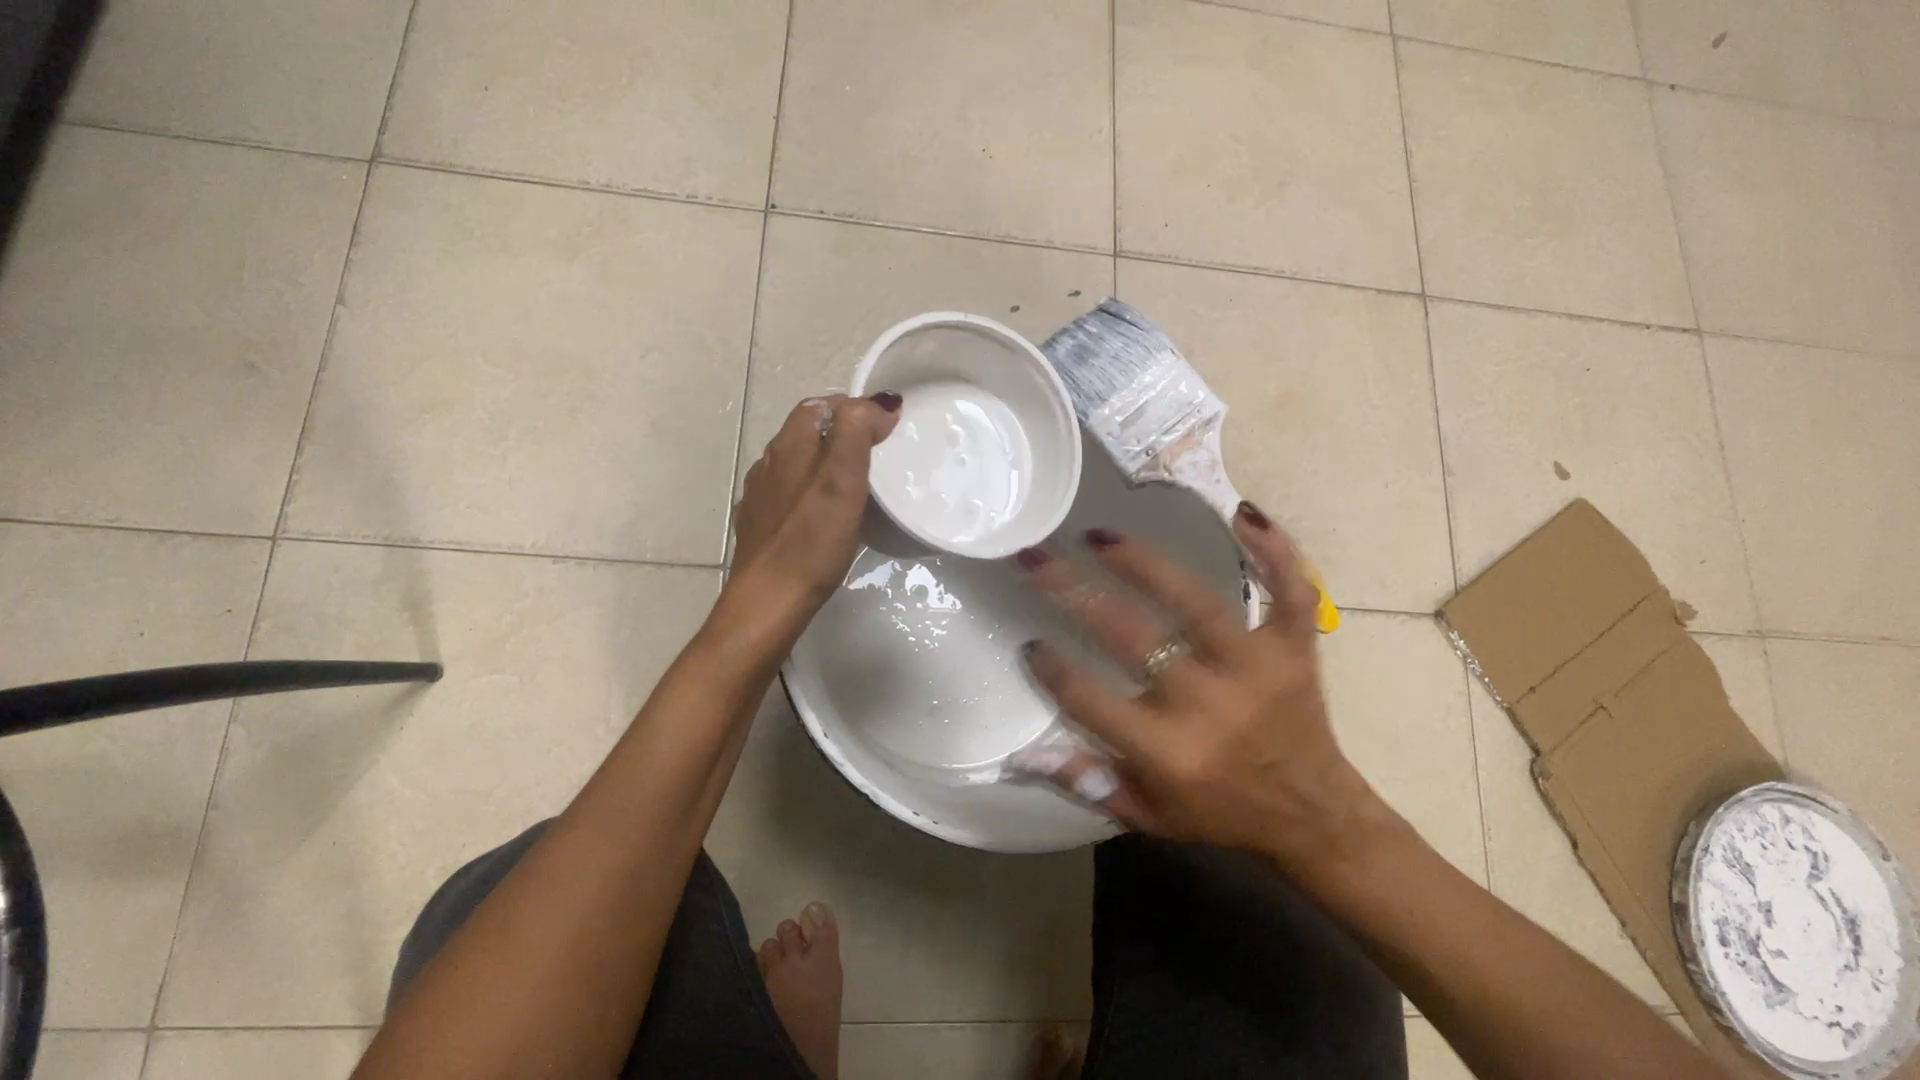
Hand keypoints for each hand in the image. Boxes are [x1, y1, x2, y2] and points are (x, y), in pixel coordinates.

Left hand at [728, 393, 900, 619]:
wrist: (769, 601)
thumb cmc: (811, 541)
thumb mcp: (842, 481)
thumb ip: (857, 433)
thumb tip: (880, 404)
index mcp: (789, 446)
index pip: (819, 405)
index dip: (852, 407)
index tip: (886, 425)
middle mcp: (769, 464)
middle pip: (807, 432)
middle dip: (841, 432)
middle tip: (879, 452)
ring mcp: (761, 496)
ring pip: (797, 463)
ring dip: (826, 462)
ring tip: (859, 482)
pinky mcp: (761, 525)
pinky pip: (790, 493)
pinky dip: (812, 491)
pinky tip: (827, 515)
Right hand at [1012, 504, 1395, 866]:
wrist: (1311, 812)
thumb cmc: (1217, 811)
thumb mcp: (1145, 813)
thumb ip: (1084, 780)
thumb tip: (1020, 755)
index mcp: (1168, 750)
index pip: (1090, 700)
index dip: (1052, 670)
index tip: (1030, 644)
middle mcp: (1209, 704)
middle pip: (1133, 637)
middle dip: (1074, 594)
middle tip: (1037, 560)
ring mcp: (1256, 669)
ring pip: (1199, 604)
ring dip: (1146, 565)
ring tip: (1101, 536)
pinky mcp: (1294, 650)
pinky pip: (1289, 592)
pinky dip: (1275, 551)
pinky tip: (1245, 513)